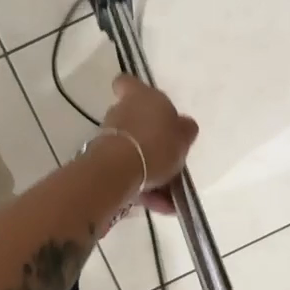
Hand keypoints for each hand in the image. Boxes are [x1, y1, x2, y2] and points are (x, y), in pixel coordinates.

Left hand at [99, 74, 198, 210]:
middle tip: (171, 160)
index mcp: (140, 97)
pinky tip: (164, 207)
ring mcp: (110, 139)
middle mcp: (121, 113)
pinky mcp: (104, 163)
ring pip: (135, 153)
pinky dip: (145, 190)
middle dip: (151, 142)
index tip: (141, 99)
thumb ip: (184, 129)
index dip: (132, 89)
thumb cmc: (156, 143)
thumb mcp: (182, 135)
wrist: (120, 171)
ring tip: (171, 197)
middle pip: (135, 122)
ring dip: (153, 173)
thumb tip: (183, 125)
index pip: (127, 83)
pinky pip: (130, 175)